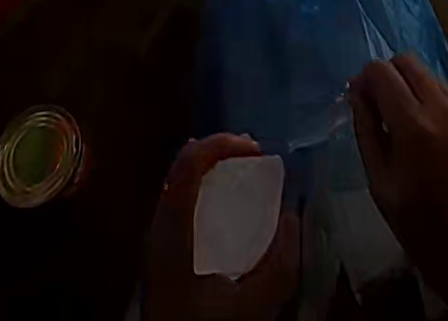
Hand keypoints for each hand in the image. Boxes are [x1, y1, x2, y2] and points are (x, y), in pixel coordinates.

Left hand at [144, 133, 299, 320]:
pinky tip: (226, 201)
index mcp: (172, 236)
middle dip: (221, 150)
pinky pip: (179, 200)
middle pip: (182, 166)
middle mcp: (158, 231)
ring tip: (243, 167)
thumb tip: (292, 217)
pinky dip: (205, 186)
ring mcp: (155, 242)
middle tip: (253, 153)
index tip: (255, 149)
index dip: (221, 143)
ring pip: (178, 181)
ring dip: (212, 166)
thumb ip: (280, 265)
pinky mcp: (160, 254)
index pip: (188, 165)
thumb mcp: (253, 310)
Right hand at [348, 56, 447, 320]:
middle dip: (385, 75)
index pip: (382, 71)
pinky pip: (444, 94)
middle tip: (372, 107)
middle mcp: (443, 108)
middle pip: (407, 61)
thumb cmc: (429, 237)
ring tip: (395, 124)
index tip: (354, 100)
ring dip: (406, 85)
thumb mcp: (383, 189)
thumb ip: (367, 134)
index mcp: (416, 125)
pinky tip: (420, 135)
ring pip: (427, 74)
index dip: (363, 78)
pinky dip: (426, 99)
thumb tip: (358, 96)